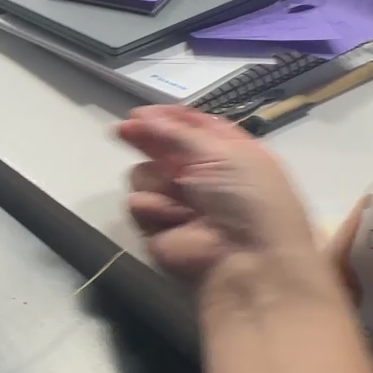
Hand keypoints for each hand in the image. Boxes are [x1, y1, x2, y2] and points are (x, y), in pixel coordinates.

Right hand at [117, 105, 330, 296]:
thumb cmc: (248, 201)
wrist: (244, 260)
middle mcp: (205, 175)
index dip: (170, 118)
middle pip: (163, 148)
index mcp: (233, 156)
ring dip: (156, 183)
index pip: (197, 128)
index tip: (143, 112)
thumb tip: (142, 116)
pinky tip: (173, 220)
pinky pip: (136, 203)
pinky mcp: (156, 222)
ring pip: (143, 174)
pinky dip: (153, 209)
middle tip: (124, 130)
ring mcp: (178, 199)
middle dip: (145, 139)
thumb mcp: (224, 155)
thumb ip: (178, 133)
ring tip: (178, 198)